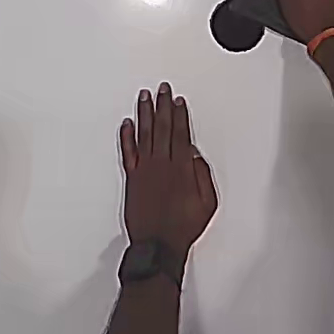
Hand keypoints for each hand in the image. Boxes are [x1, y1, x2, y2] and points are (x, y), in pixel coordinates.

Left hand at [118, 83, 217, 253]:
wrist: (157, 245)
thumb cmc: (183, 227)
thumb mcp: (207, 203)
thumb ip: (202, 176)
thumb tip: (196, 156)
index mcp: (182, 169)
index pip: (181, 134)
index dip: (180, 115)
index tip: (178, 100)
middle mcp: (162, 164)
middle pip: (163, 127)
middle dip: (163, 105)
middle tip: (162, 88)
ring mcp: (145, 169)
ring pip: (144, 133)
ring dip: (145, 113)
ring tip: (144, 96)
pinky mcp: (131, 177)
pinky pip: (128, 151)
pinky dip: (127, 136)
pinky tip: (127, 123)